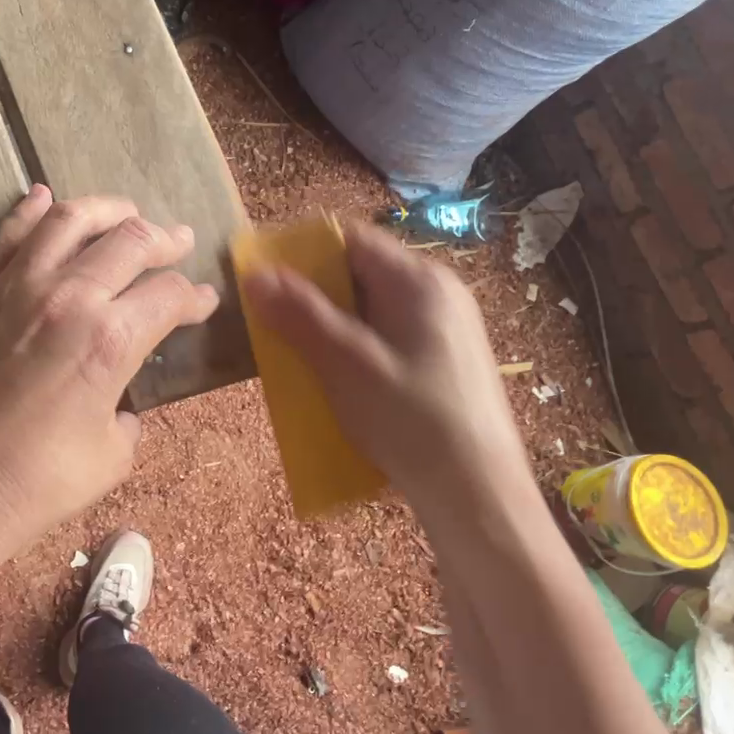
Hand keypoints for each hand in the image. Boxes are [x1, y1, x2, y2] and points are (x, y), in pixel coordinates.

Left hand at [0, 187, 219, 577]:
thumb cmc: (33, 486)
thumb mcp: (109, 457)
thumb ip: (126, 414)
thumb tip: (121, 400)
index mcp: (110, 339)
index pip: (168, 296)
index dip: (195, 296)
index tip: (204, 299)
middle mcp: (67, 297)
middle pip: (129, 241)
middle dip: (164, 238)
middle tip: (179, 240)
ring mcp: (14, 286)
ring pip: (68, 220)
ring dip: (106, 208)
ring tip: (125, 210)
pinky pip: (7, 235)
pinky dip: (30, 210)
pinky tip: (44, 197)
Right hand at [238, 222, 532, 517]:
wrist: (479, 495)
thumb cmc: (412, 421)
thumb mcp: (346, 365)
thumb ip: (300, 316)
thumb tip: (254, 273)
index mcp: (419, 281)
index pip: (350, 238)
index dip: (302, 250)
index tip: (262, 275)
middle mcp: (437, 293)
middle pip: (359, 271)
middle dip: (311, 292)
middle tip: (272, 320)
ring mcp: (444, 327)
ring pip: (369, 307)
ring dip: (328, 323)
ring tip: (296, 352)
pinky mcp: (443, 359)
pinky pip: (385, 334)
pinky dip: (353, 345)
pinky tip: (336, 378)